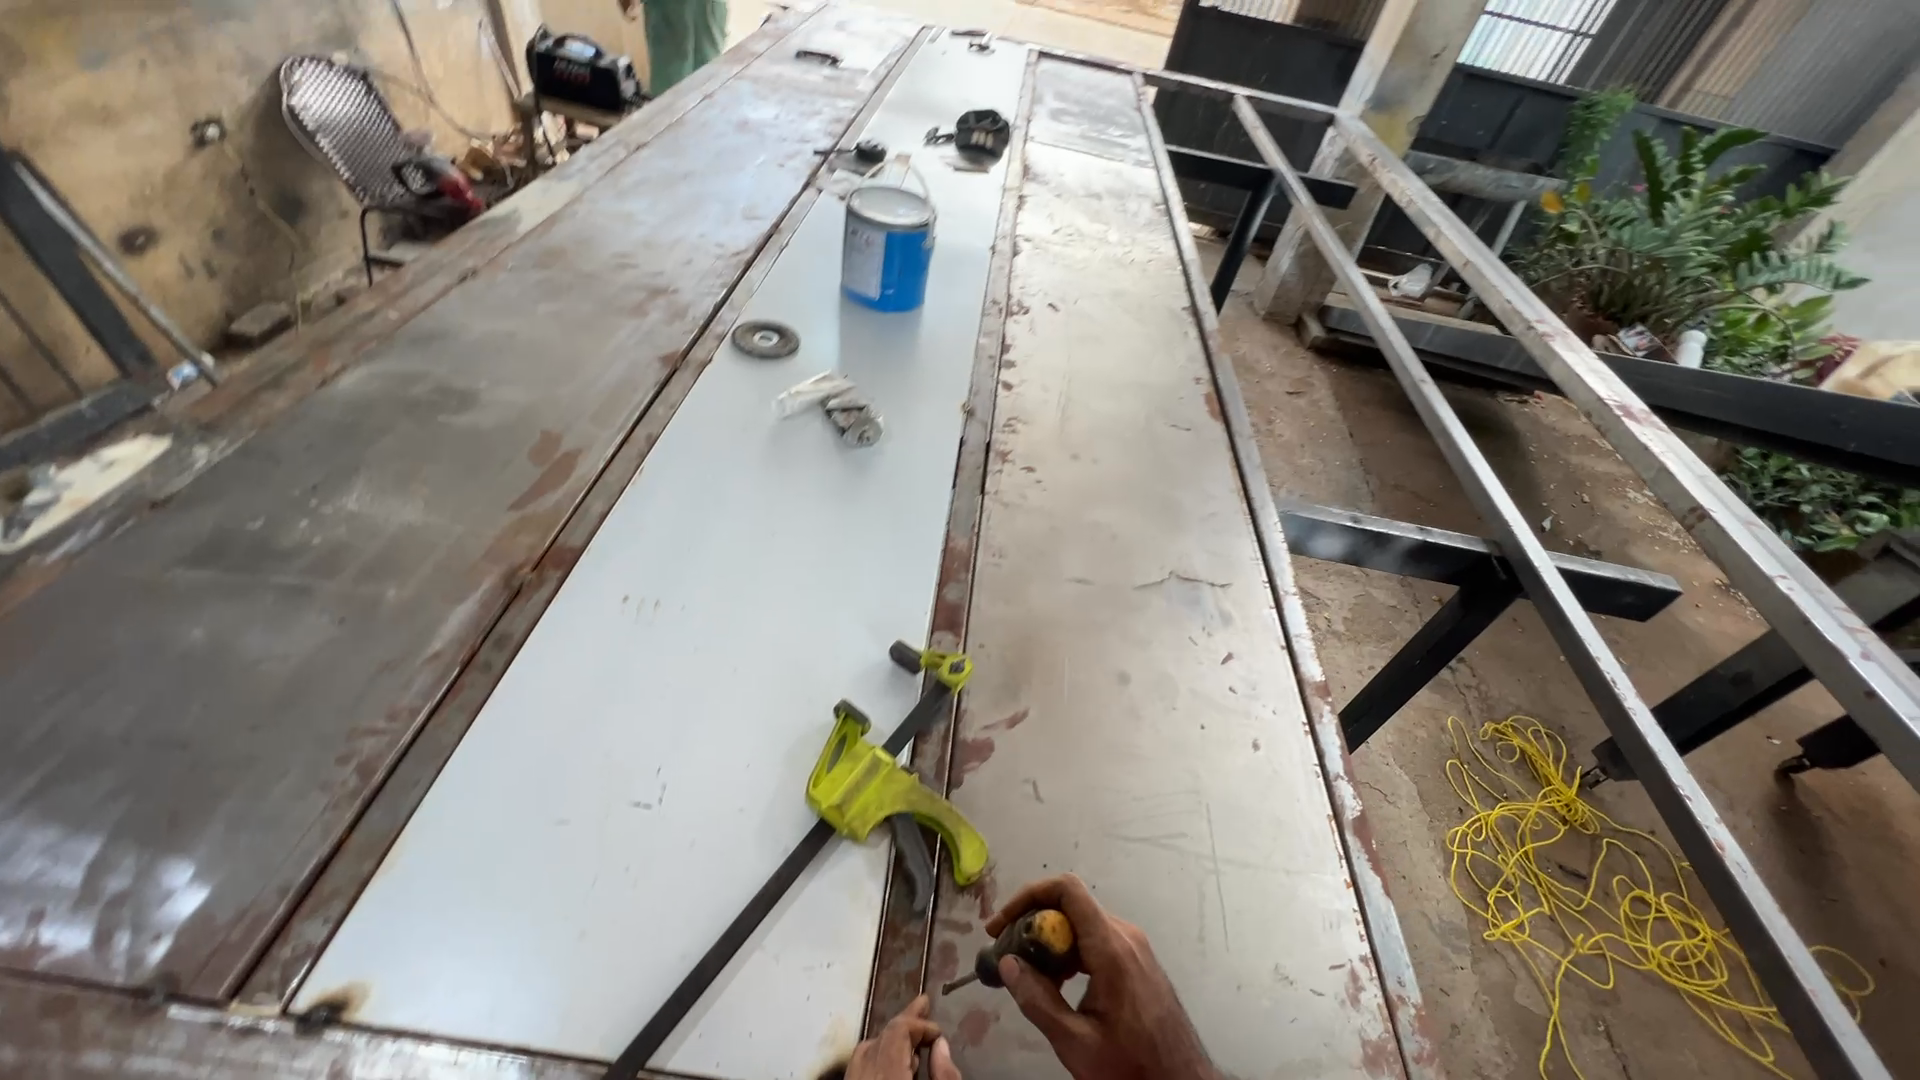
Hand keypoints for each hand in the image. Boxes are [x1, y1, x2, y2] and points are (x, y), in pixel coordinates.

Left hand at [842, 995, 960, 1079]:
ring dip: (890, 1038)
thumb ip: (944, 1074)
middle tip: (924, 1006)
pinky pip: (858, 1066)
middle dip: (905, 1023)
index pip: (897, 1029)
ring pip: (866, 1050)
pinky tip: (893, 1063)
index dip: (919, 1023)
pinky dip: (876, 1056)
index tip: (938, 1031)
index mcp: (888, 1072)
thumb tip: (940, 1045)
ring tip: (912, 1041)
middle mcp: (864, 1073)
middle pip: (880, 1036)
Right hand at [986, 875, 1217, 1079]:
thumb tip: (1007, 963)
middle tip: (1006, 953)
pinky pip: (1095, 938)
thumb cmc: (1130, 1066)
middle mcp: (1124, 935)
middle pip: (1069, 905)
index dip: (1028, 895)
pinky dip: (1068, 951)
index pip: (1067, 890)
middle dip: (1031, 923)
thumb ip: (1038, 1000)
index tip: (1002, 925)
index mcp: (1111, 948)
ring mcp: (1134, 945)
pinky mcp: (1136, 959)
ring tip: (1026, 972)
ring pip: (1080, 922)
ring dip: (1048, 939)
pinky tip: (1056, 982)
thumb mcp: (1075, 1042)